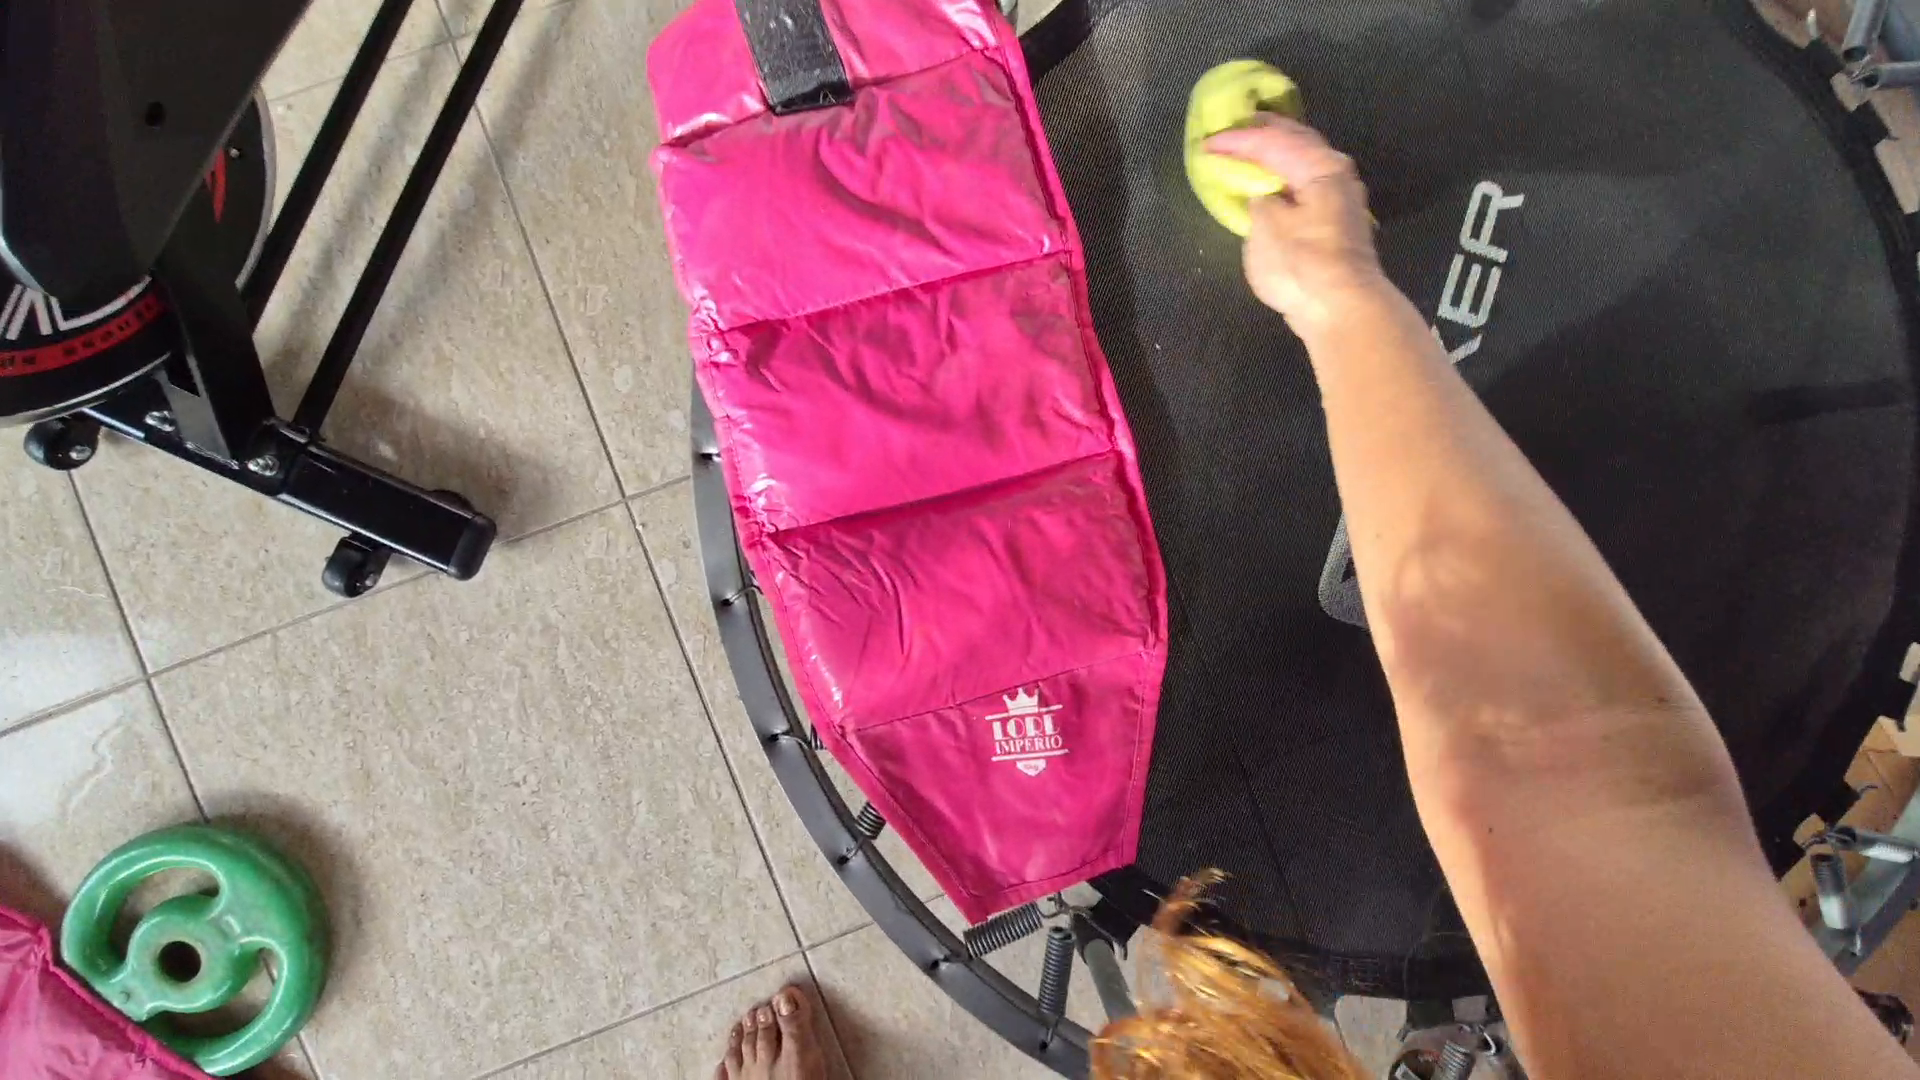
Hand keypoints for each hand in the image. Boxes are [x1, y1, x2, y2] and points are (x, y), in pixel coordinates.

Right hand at [1204, 116, 1388, 333]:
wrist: (1339, 306)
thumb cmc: (1300, 264)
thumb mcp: (1267, 228)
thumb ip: (1260, 202)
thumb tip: (1264, 197)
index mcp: (1320, 168)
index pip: (1272, 143)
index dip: (1238, 140)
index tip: (1208, 142)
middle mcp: (1335, 175)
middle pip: (1297, 143)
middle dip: (1266, 132)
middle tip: (1239, 123)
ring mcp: (1339, 199)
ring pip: (1304, 164)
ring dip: (1279, 153)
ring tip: (1255, 147)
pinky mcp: (1335, 223)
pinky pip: (1305, 186)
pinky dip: (1286, 178)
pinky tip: (1275, 183)